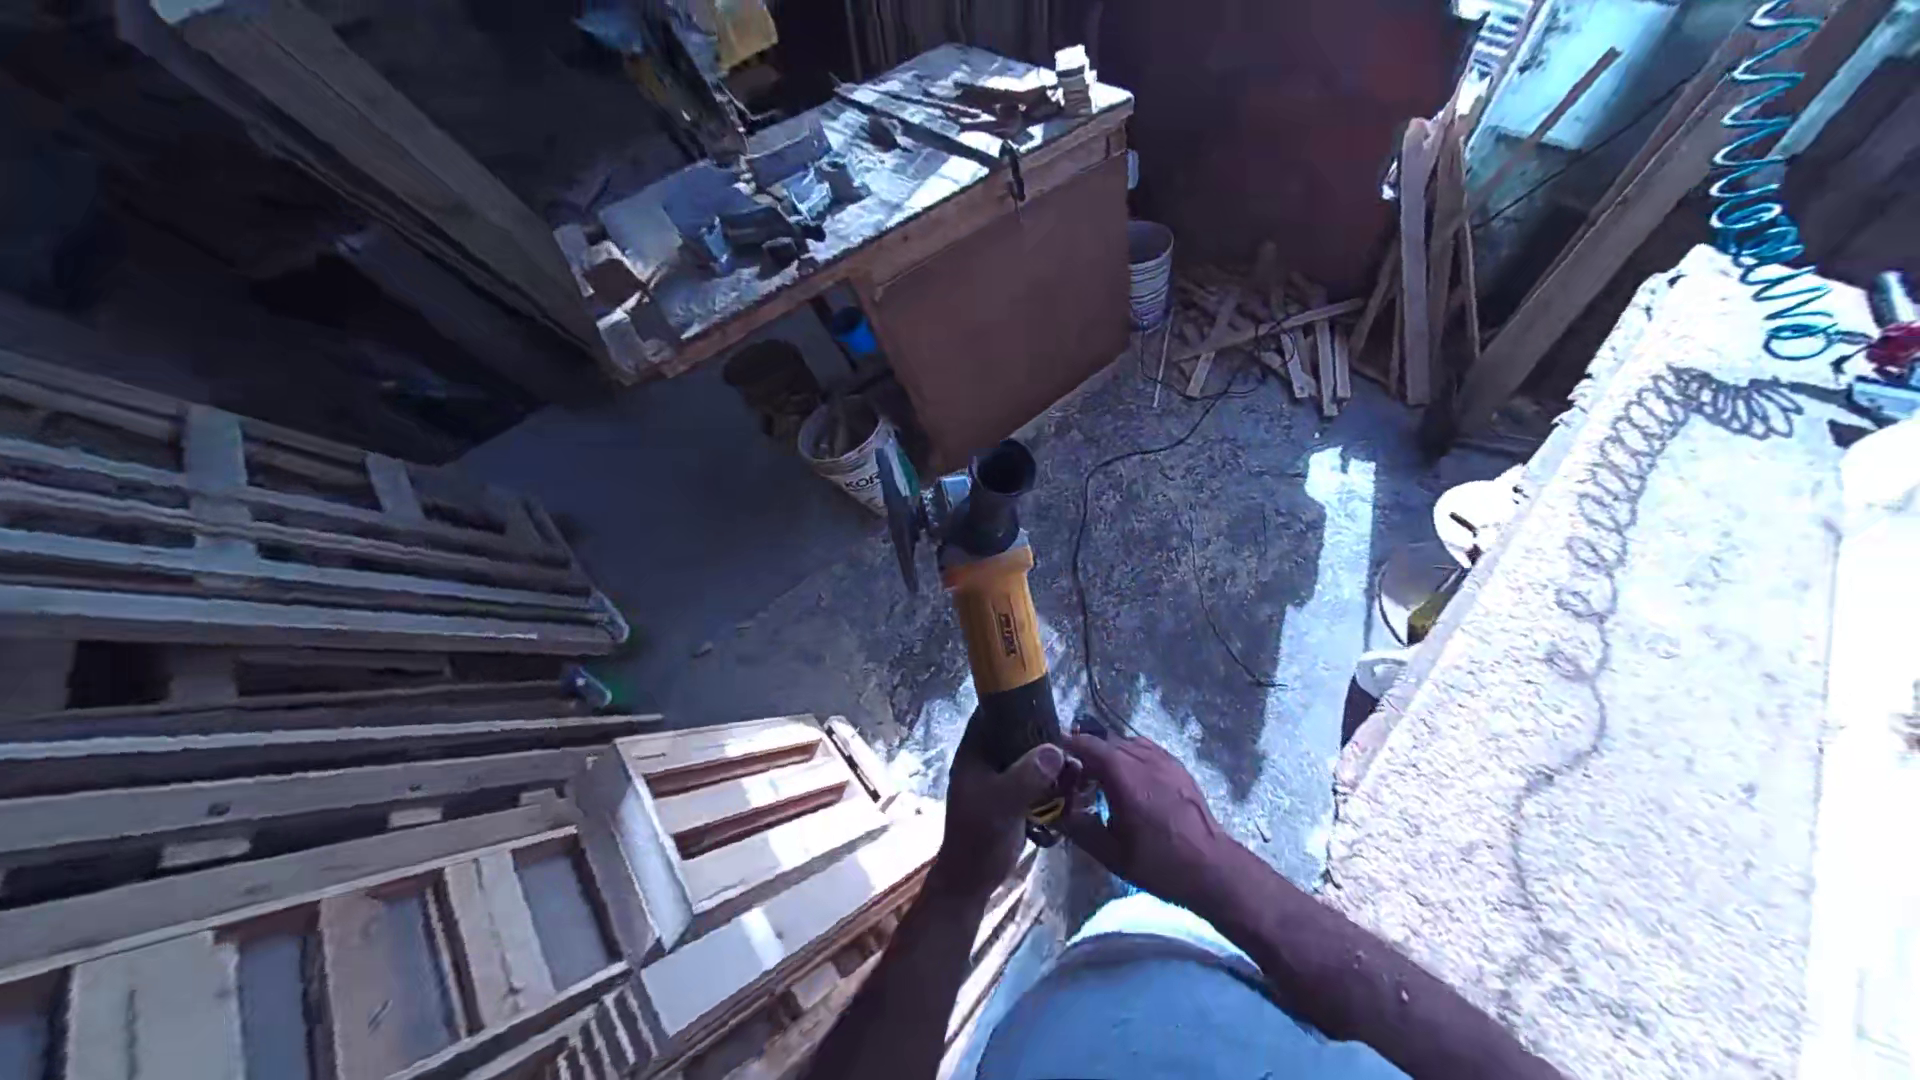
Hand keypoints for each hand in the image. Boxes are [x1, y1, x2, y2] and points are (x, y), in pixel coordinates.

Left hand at [928, 712, 1064, 902]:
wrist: (973, 879)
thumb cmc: (978, 836)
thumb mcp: (1001, 804)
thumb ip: (1026, 776)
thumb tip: (1056, 750)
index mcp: (975, 751)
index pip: (992, 711)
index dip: (1014, 700)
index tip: (1044, 698)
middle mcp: (987, 757)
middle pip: (1016, 731)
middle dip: (1041, 732)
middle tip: (1069, 736)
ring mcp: (1001, 776)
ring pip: (1029, 754)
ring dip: (1050, 757)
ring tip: (1075, 762)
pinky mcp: (1014, 794)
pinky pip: (1036, 776)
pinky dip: (1052, 777)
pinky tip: (1071, 781)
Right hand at [1062, 730, 1242, 911]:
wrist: (1212, 869)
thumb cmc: (1158, 863)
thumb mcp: (1109, 852)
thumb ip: (1078, 827)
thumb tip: (1054, 812)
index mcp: (1122, 774)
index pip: (1086, 744)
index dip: (1066, 746)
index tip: (1052, 757)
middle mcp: (1142, 757)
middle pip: (1105, 741)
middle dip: (1086, 753)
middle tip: (1074, 775)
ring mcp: (1163, 758)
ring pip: (1125, 743)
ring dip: (1108, 754)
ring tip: (1101, 777)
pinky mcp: (1177, 765)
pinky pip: (1145, 749)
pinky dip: (1129, 756)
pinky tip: (1129, 780)